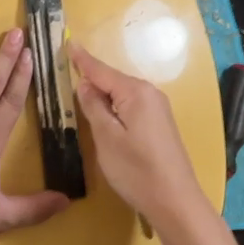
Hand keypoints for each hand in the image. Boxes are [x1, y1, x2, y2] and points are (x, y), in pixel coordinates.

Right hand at [70, 42, 205, 223]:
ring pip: (121, 94)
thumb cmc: (136, 170)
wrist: (176, 202)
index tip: (67, 42)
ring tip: (80, 98)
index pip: (100, 70)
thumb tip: (85, 84)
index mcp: (135, 92)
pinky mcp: (160, 124)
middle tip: (67, 74)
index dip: (82, 59)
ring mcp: (158, 109)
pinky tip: (106, 117)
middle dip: (91, 78)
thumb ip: (93, 106)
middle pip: (112, 80)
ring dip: (103, 95)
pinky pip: (131, 105)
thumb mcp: (106, 137)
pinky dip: (115, 107)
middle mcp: (149, 93)